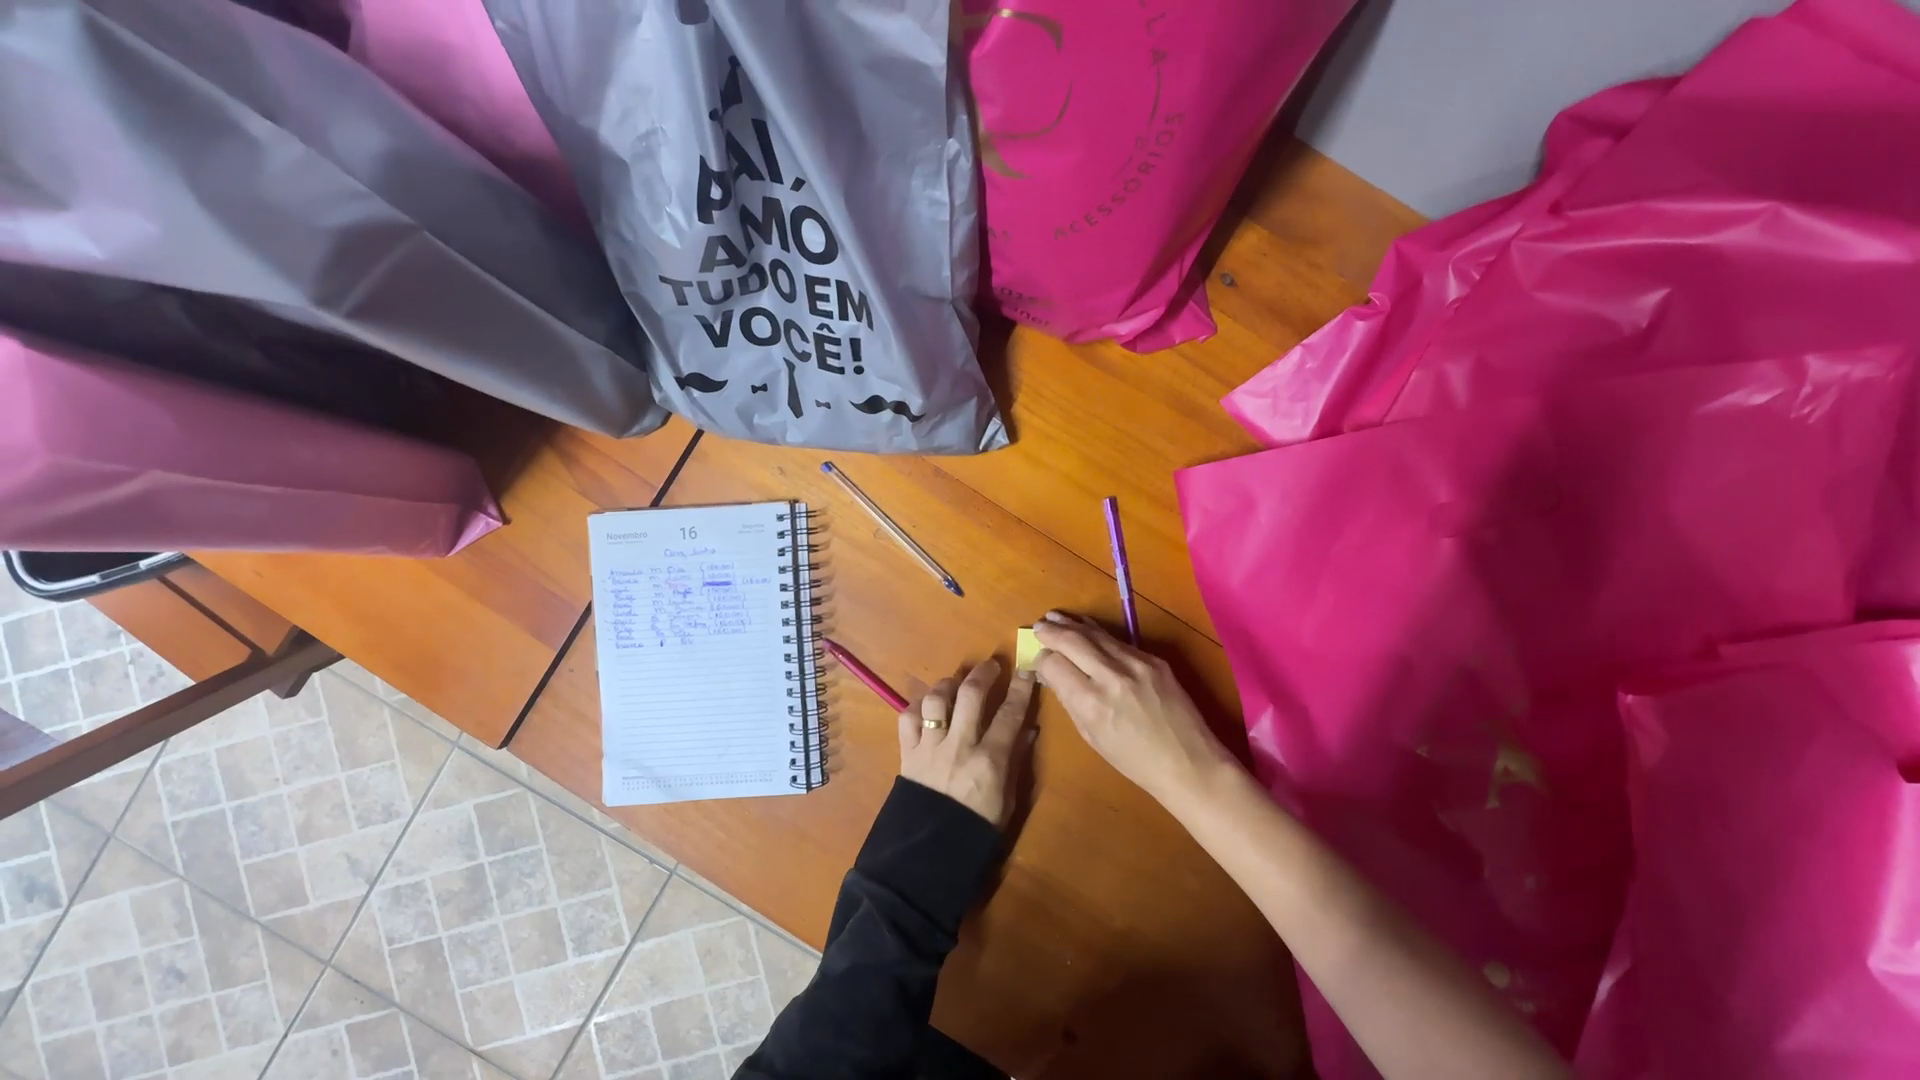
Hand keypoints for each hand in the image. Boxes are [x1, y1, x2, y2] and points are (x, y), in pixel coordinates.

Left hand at [899, 658, 1036, 827]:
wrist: (930, 851)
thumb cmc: (977, 828)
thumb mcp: (1008, 800)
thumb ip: (1016, 762)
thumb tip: (1028, 730)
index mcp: (990, 760)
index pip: (1010, 713)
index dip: (1021, 688)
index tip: (1027, 670)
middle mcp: (959, 745)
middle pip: (971, 695)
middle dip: (984, 674)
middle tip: (991, 665)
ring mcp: (930, 747)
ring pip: (936, 699)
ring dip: (948, 684)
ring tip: (956, 682)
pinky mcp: (907, 752)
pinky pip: (907, 717)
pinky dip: (916, 707)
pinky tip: (926, 707)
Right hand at [1031, 612, 1237, 805]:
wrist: (1188, 761)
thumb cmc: (1134, 760)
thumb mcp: (1092, 736)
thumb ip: (1069, 701)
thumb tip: (1052, 675)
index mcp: (1091, 703)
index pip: (1054, 664)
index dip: (1041, 660)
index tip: (1037, 660)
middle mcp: (1111, 677)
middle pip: (1072, 641)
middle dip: (1051, 631)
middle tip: (1038, 626)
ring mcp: (1136, 664)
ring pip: (1096, 634)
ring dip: (1073, 624)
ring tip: (1055, 617)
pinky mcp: (1154, 659)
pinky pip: (1119, 641)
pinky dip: (1099, 634)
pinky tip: (1087, 629)